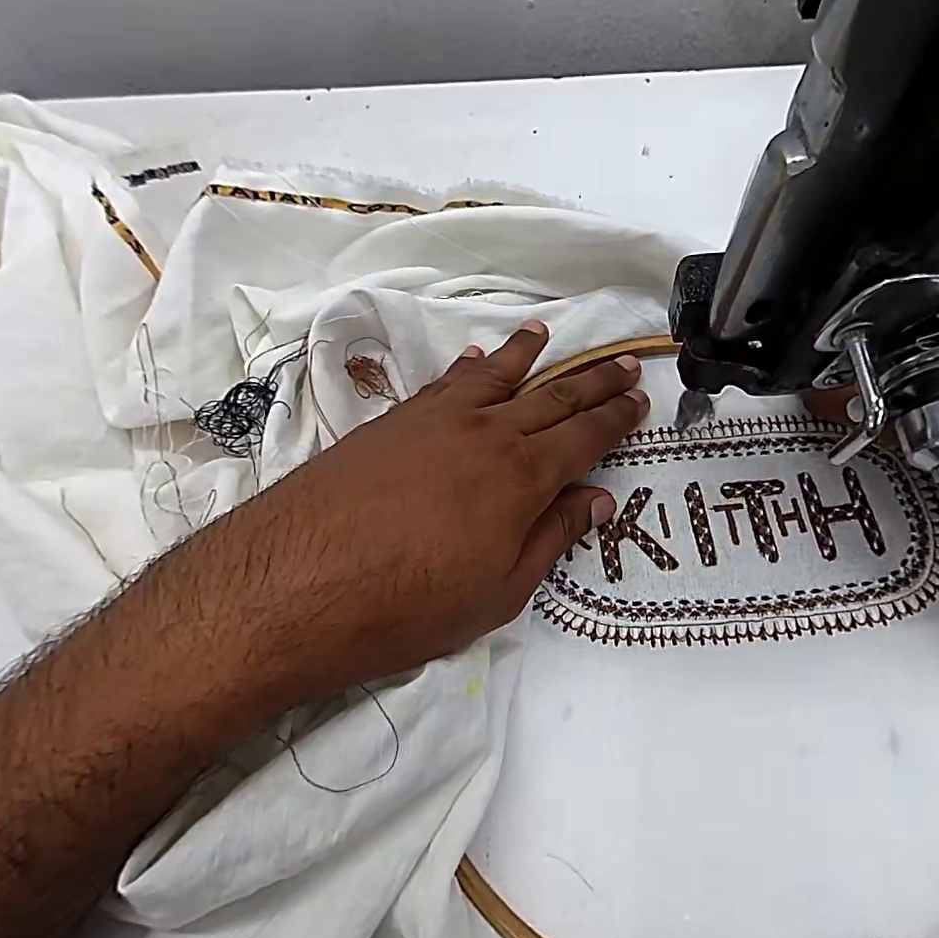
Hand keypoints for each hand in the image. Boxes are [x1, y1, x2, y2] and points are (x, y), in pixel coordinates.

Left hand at [204, 320, 645, 704]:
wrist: (299, 582)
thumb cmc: (409, 604)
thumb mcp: (499, 591)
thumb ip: (552, 537)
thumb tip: (598, 500)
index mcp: (522, 477)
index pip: (585, 436)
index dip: (616, 417)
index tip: (639, 399)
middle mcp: (487, 434)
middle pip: (553, 396)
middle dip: (593, 380)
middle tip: (622, 363)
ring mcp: (437, 420)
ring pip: (496, 376)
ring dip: (527, 354)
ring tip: (547, 333)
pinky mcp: (395, 420)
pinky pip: (444, 382)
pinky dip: (467, 366)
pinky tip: (474, 356)